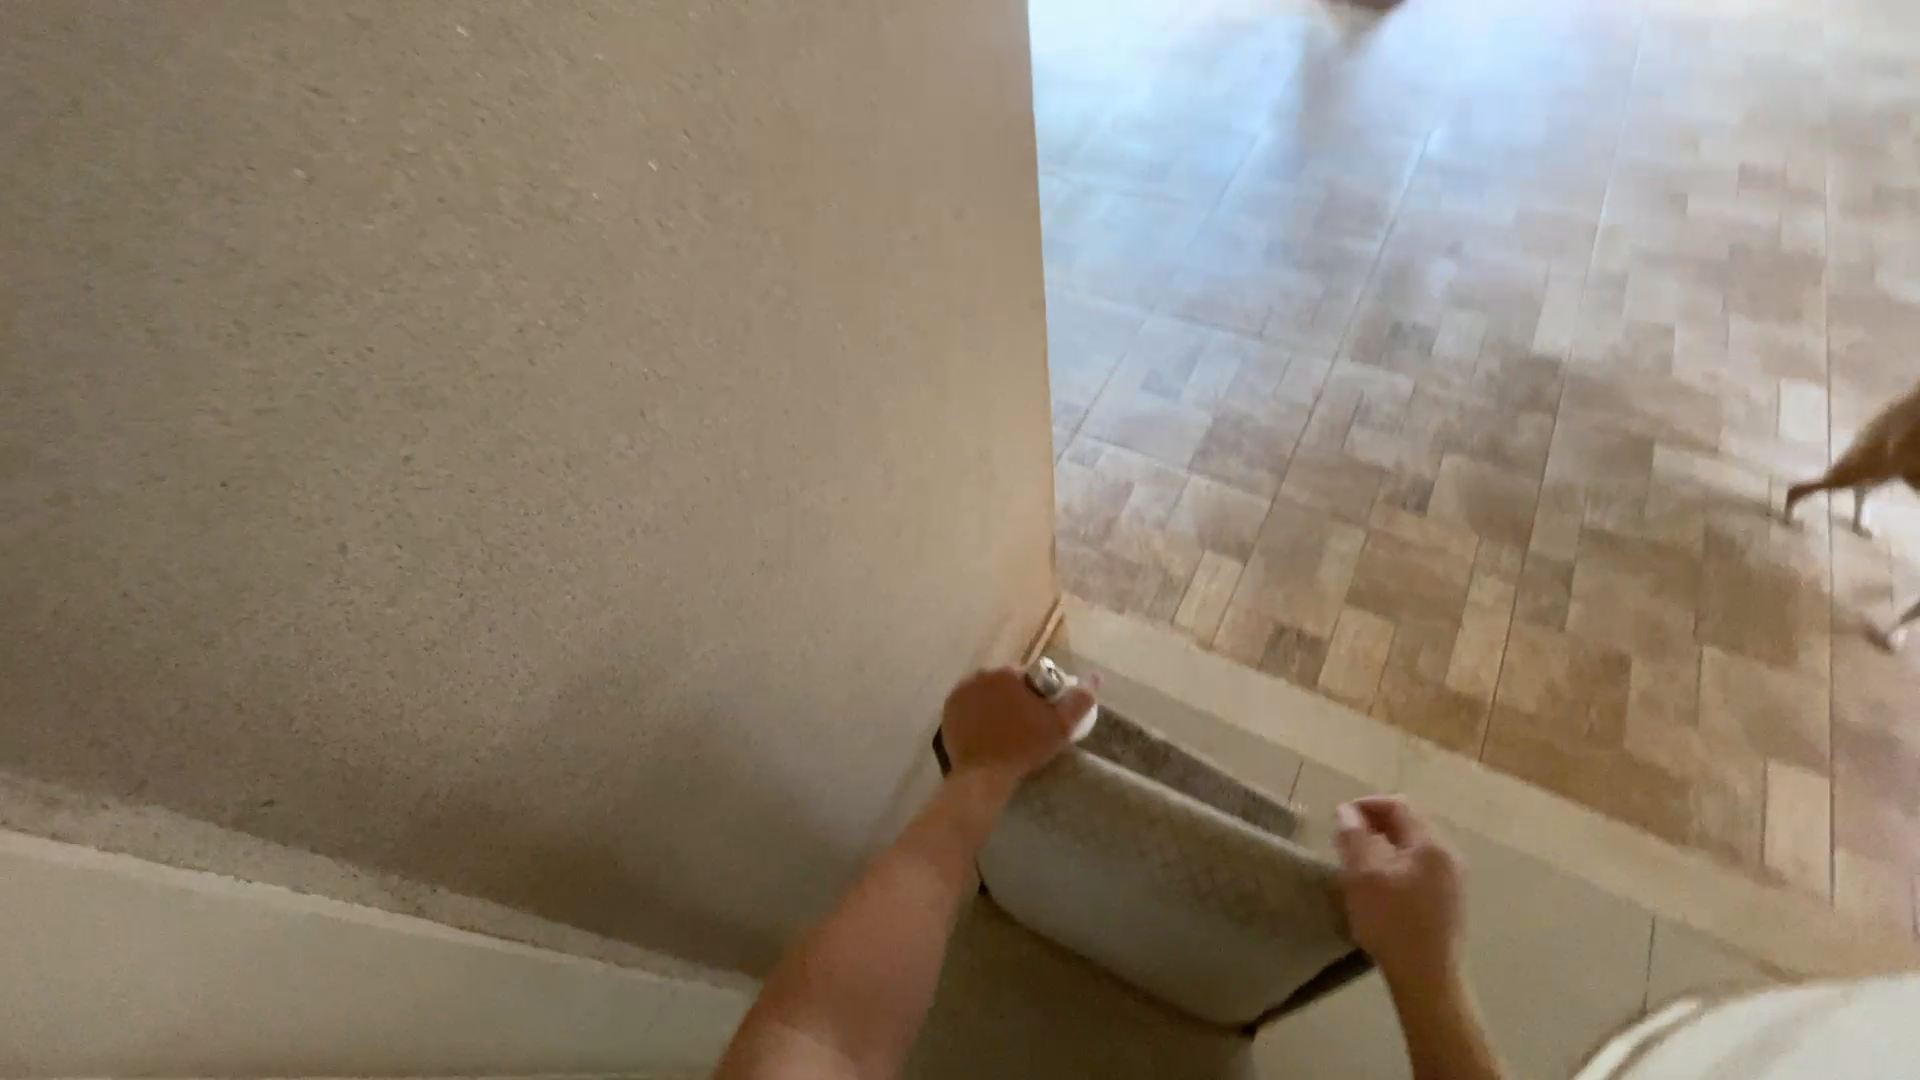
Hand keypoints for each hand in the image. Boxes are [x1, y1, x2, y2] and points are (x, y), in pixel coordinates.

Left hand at [940, 667, 1094, 783]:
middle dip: (1017, 696)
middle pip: (1007, 681)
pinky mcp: (949, 706)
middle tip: (1024, 723)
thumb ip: (1080, 698)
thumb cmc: (1025, 748)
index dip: (1039, 694)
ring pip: (988, 690)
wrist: (984, 775)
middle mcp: (982, 673)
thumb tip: (1096, 675)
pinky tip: (986, 729)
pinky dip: (978, 710)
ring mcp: (962, 689)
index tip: (1041, 714)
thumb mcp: (1061, 726)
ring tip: (1005, 728)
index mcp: (1009, 672)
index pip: (1031, 675)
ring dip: (997, 701)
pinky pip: (970, 702)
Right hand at [1335, 795, 1465, 986]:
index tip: (1340, 818)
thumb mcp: (1362, 875)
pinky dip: (1398, 861)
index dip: (1366, 804)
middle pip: (1410, 822)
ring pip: (1415, 845)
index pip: (1398, 805)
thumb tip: (1347, 811)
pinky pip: (1422, 865)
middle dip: (1375, 823)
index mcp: (1431, 846)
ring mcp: (1454, 879)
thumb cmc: (1391, 922)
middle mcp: (1449, 856)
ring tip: (1359, 858)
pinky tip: (1381, 882)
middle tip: (1347, 837)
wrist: (1427, 979)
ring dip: (1385, 842)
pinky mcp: (1451, 899)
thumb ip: (1353, 836)